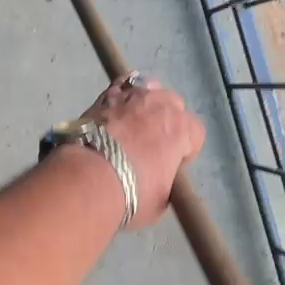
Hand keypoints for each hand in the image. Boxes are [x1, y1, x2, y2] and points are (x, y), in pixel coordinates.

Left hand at [76, 76, 204, 230]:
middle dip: (168, 122)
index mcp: (180, 129)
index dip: (186, 150)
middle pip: (174, 105)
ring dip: (147, 104)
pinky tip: (116, 108)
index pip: (196, 132)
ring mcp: (133, 94)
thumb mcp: (160, 200)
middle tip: (152, 146)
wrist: (88, 178)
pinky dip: (124, 94)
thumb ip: (166, 179)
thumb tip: (158, 175)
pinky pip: (123, 84)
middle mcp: (160, 104)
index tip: (173, 165)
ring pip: (150, 88)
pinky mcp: (107, 93)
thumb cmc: (130, 194)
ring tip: (134, 124)